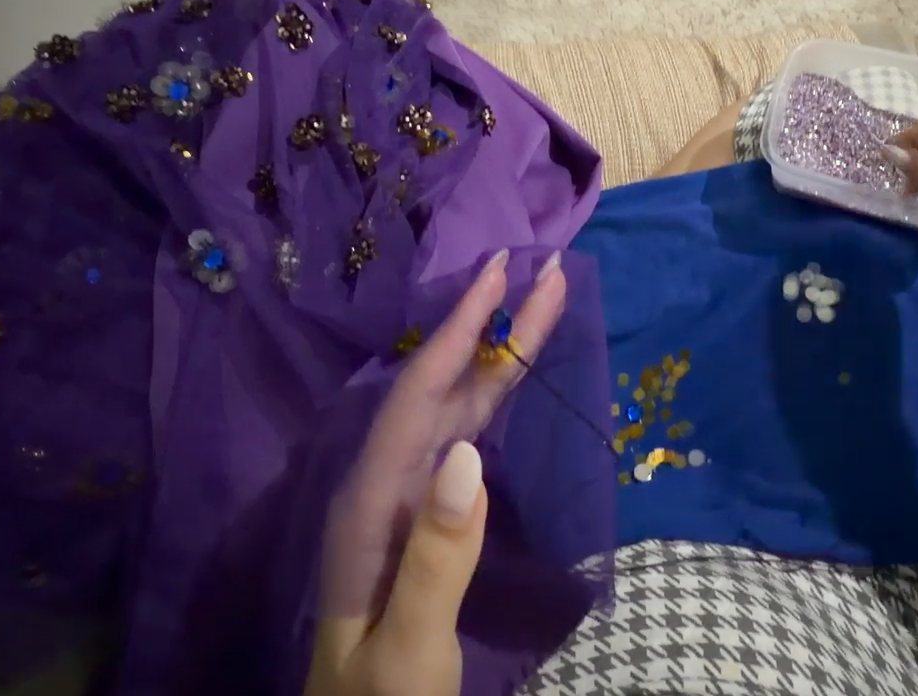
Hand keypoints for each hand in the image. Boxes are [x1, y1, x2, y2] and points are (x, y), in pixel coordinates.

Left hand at [306, 250, 566, 695]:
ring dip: (501, 351)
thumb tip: (469, 454)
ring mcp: (412, 490)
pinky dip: (495, 393)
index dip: (459, 327)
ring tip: (543, 302)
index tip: (498, 276)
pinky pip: (469, 432)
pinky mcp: (432, 506)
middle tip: (537, 269)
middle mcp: (390, 477)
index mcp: (373, 498)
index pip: (419, 392)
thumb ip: (438, 556)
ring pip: (462, 402)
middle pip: (446, 384)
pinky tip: (512, 369)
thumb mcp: (407, 649)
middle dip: (492, 324)